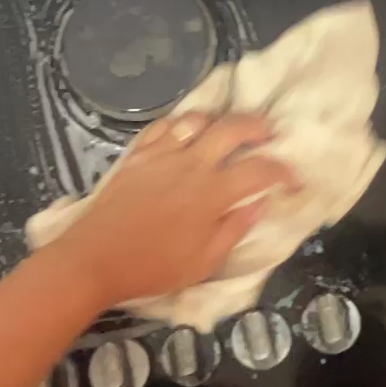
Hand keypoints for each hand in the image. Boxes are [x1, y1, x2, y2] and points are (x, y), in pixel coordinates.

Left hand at [41, 112, 297, 306]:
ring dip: (219, 120)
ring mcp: (162, 154)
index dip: (283, 171)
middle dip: (258, 126)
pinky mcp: (137, 153)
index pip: (260, 170)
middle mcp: (191, 164)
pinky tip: (186, 133)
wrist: (93, 260)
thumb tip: (260, 204)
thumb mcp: (203, 262)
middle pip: (232, 128)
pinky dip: (181, 123)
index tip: (292, 180)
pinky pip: (164, 125)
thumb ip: (234, 229)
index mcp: (212, 194)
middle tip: (268, 135)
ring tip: (227, 130)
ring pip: (198, 118)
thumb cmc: (152, 268)